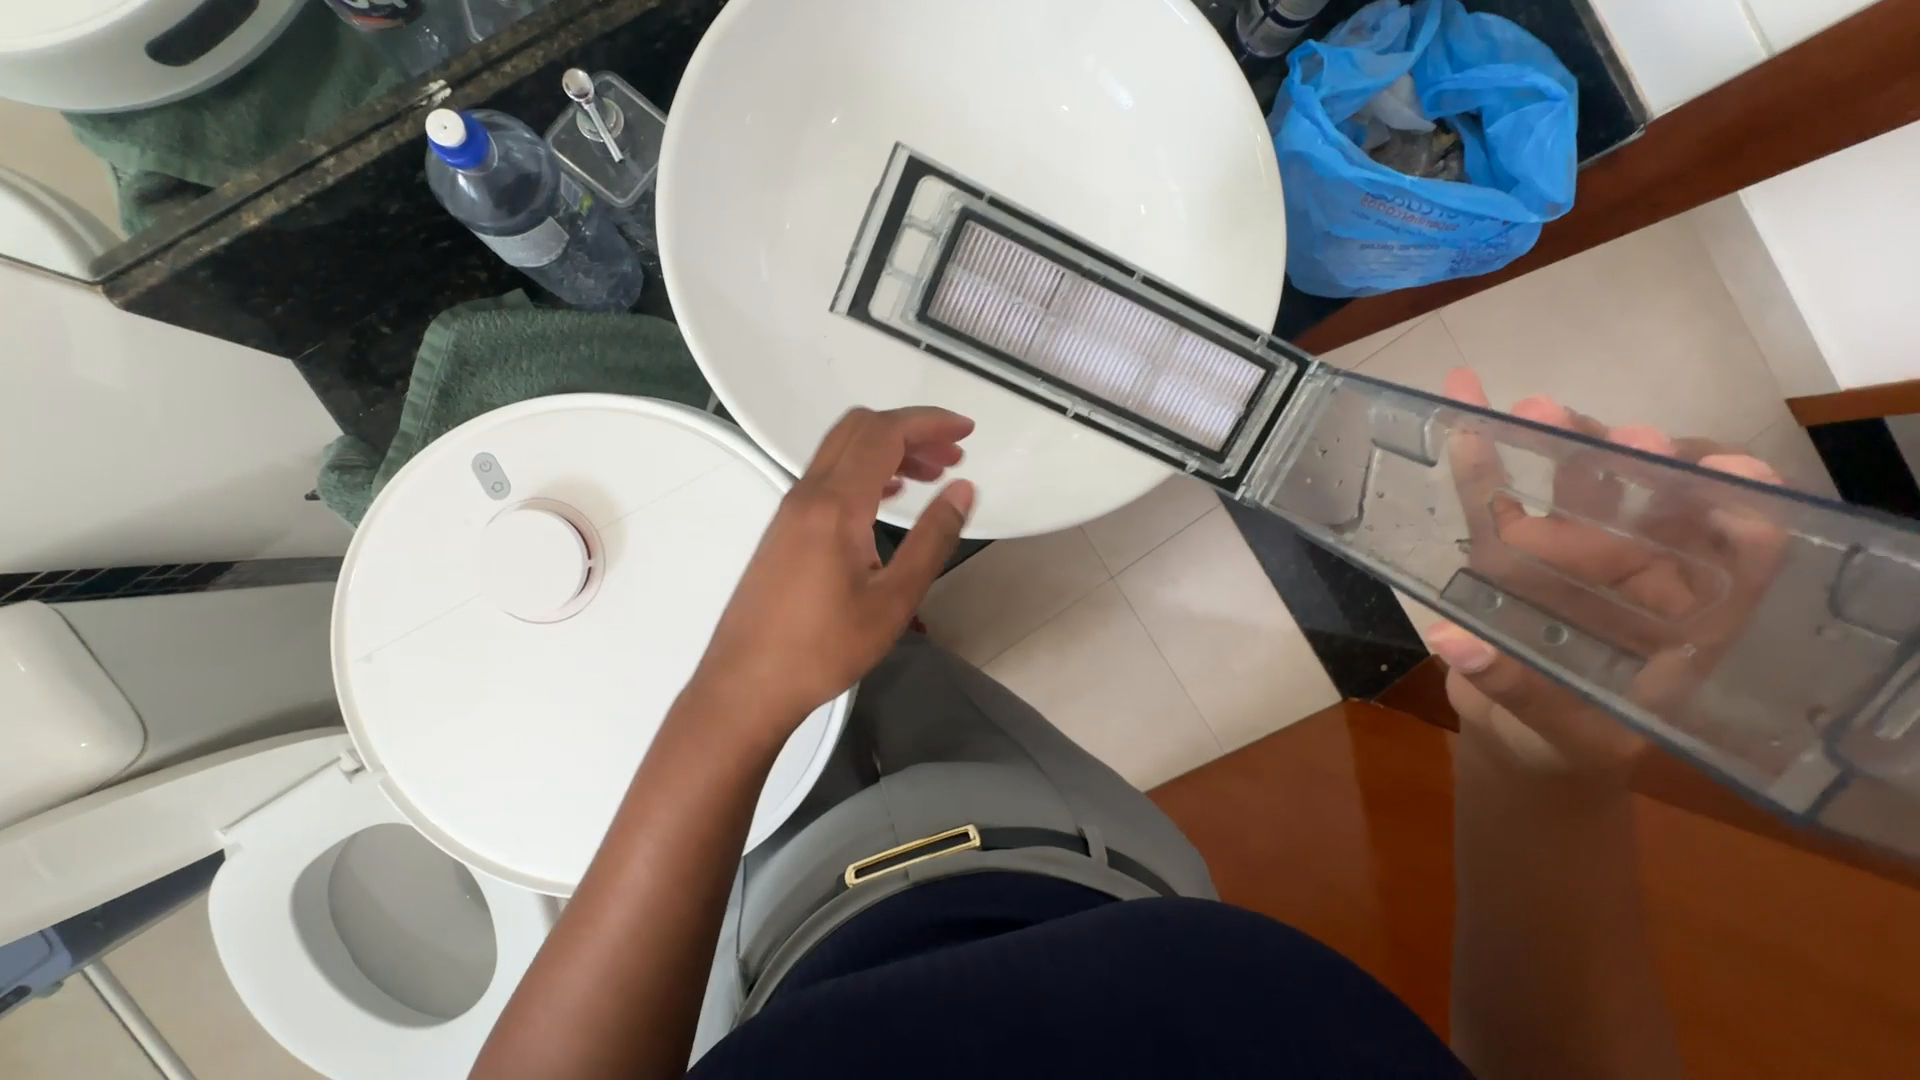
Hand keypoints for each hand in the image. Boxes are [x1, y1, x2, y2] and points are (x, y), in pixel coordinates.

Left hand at [687, 407, 974, 738]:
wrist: (746, 684)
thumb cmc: (824, 649)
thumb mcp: (894, 601)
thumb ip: (932, 539)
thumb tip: (962, 490)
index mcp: (835, 505)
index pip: (884, 433)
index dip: (930, 422)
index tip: (966, 431)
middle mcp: (807, 494)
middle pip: (859, 428)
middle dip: (911, 430)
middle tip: (952, 455)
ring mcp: (790, 510)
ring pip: (841, 451)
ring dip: (888, 449)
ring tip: (931, 475)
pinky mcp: (784, 529)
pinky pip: (828, 477)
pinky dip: (865, 471)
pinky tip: (888, 498)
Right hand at [1425, 369, 1786, 784]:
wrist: (1519, 741)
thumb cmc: (1565, 744)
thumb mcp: (1560, 733)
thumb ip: (1518, 690)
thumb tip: (1455, 642)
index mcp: (1682, 624)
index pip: (1737, 562)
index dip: (1742, 515)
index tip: (1728, 474)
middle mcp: (1635, 578)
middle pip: (1651, 510)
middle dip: (1637, 469)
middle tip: (1619, 436)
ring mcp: (1568, 559)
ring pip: (1575, 492)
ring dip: (1560, 446)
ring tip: (1534, 409)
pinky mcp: (1506, 555)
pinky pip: (1494, 505)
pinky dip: (1479, 462)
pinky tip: (1464, 416)